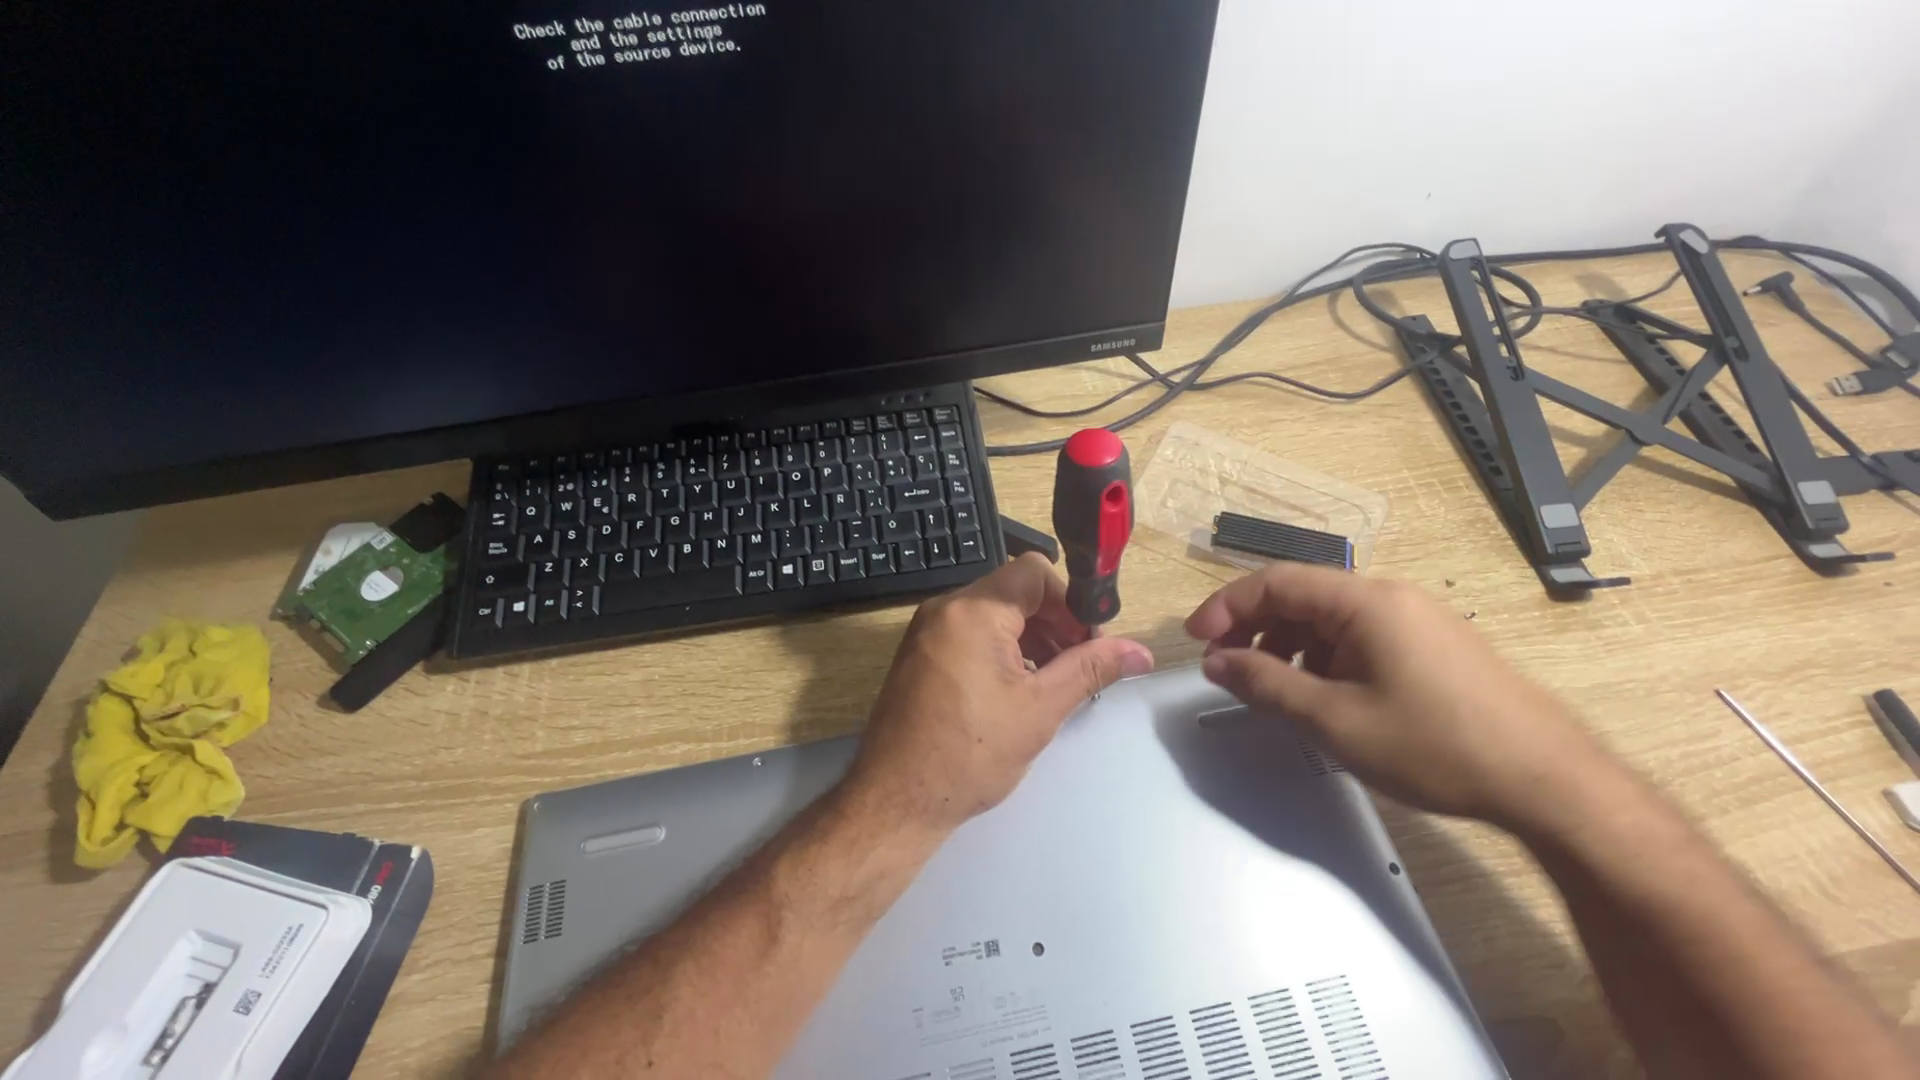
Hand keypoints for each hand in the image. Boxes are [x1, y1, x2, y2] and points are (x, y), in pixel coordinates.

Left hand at [845, 553, 1154, 834]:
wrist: (896, 800)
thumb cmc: (968, 755)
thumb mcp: (1040, 710)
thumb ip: (1090, 670)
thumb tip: (1140, 652)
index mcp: (972, 612)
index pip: (1035, 573)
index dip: (1071, 602)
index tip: (1091, 642)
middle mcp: (944, 610)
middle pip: (1014, 591)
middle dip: (1054, 622)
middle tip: (1080, 666)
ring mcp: (927, 632)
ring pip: (993, 614)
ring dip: (1031, 638)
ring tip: (1053, 683)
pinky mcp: (920, 655)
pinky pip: (970, 634)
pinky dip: (1002, 650)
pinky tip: (1019, 689)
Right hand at [1184, 563, 1614, 830]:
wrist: (1548, 781)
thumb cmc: (1436, 745)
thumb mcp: (1335, 719)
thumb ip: (1267, 684)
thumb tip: (1216, 663)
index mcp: (1365, 601)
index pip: (1276, 582)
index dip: (1226, 606)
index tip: (1196, 641)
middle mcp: (1389, 598)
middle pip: (1301, 596)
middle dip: (1253, 628)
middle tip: (1224, 668)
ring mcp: (1415, 621)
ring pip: (1328, 620)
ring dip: (1286, 646)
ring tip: (1267, 688)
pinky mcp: (1430, 648)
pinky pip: (1357, 638)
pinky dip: (1322, 659)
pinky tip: (1318, 696)